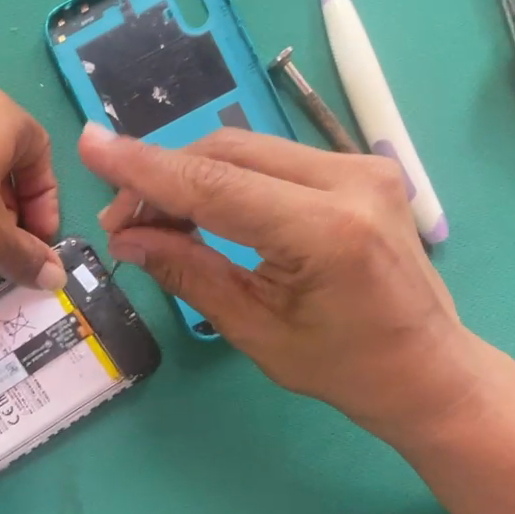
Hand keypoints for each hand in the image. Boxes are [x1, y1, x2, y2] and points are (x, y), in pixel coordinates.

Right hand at [78, 123, 503, 441]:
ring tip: (150, 220)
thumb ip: (188, 272)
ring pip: (246, 150)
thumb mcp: (252, 327)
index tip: (90, 148)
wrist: (424, 365)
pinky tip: (197, 210)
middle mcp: (349, 180)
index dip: (144, 169)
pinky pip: (272, 160)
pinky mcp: (360, 168)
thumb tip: (126, 238)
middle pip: (227, 153)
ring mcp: (361, 166)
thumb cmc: (339, 366)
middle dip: (161, 177)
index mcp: (324, 231)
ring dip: (188, 177)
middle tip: (119, 222)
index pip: (213, 185)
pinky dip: (223, 180)